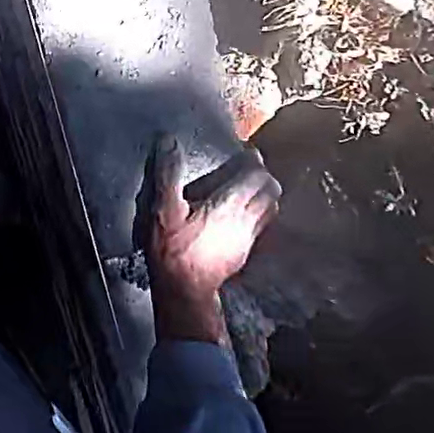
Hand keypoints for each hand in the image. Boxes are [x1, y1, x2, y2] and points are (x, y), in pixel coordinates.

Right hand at [147, 135, 280, 345]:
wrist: (185, 291)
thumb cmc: (172, 249)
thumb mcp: (163, 209)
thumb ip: (168, 173)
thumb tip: (169, 141)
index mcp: (228, 205)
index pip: (257, 175)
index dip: (253, 160)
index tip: (244, 151)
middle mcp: (245, 220)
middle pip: (270, 191)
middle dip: (263, 176)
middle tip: (248, 168)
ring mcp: (248, 238)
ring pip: (270, 209)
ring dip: (264, 194)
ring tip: (247, 188)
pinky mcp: (244, 252)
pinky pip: (261, 225)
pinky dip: (258, 213)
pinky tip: (240, 215)